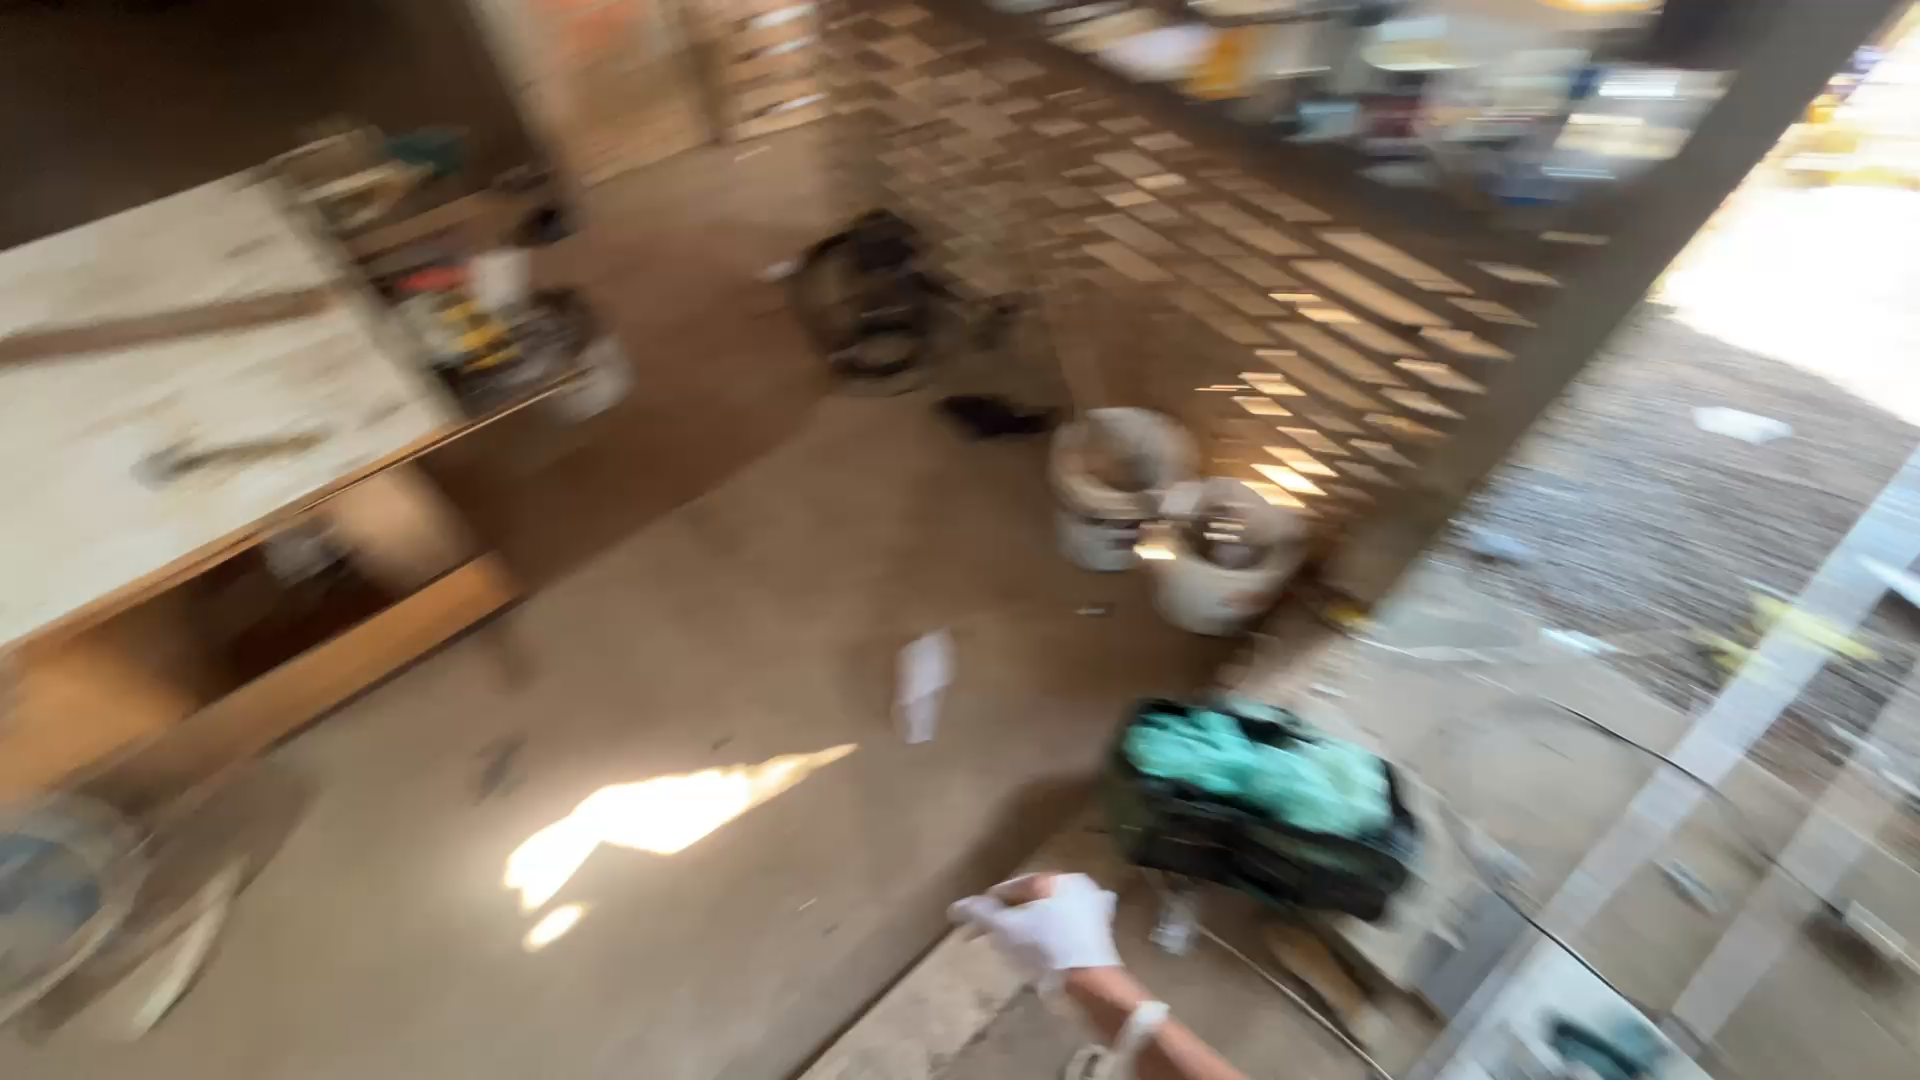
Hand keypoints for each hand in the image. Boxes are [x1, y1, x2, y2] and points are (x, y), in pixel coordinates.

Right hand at [948, 872, 1122, 982]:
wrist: (1091, 987)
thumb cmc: (1045, 952)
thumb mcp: (1005, 932)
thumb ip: (981, 914)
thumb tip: (956, 907)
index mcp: (1051, 879)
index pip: (1009, 889)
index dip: (987, 908)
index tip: (973, 929)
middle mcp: (1074, 884)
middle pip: (1030, 899)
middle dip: (1009, 917)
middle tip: (992, 939)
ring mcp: (1091, 907)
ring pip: (1048, 913)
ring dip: (1030, 927)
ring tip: (1015, 949)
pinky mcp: (1099, 931)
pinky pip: (1065, 928)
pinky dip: (1050, 936)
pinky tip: (1042, 953)